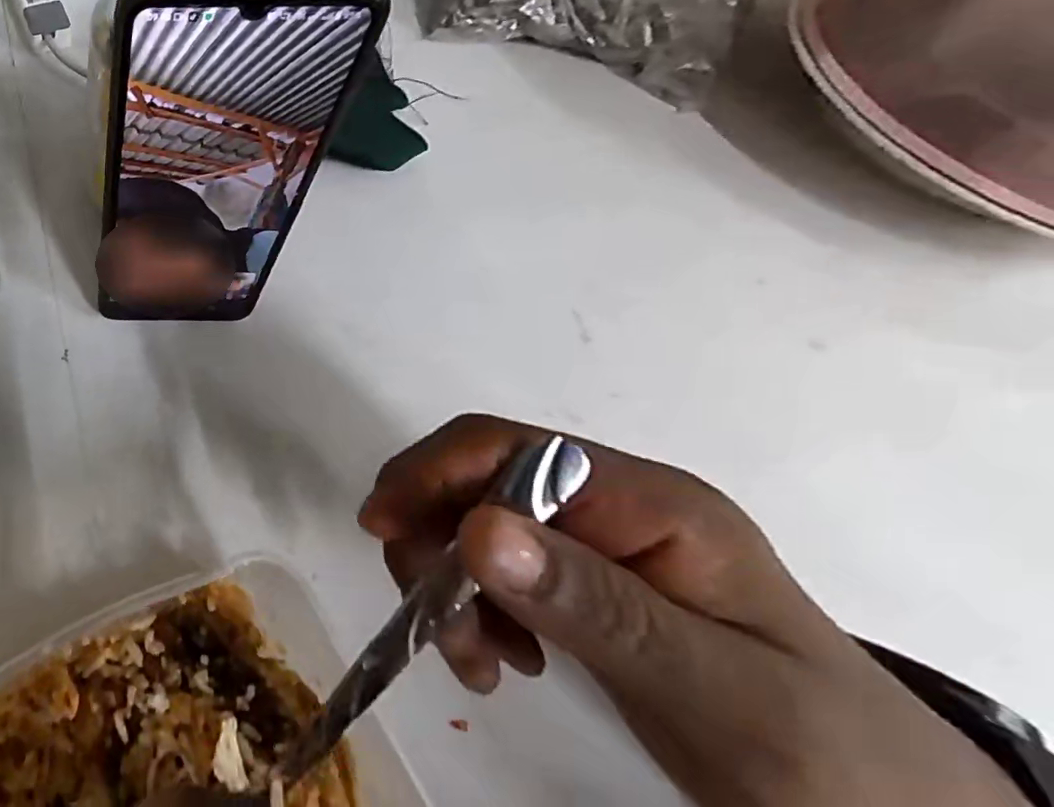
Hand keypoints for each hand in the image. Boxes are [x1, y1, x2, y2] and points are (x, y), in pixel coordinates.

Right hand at [359, 414, 1027, 806]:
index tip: (379, 528)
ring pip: (474, 528)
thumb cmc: (824, 754)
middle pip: (478, 484)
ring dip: (450, 584)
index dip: (431, 473)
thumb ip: (595, 604)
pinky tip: (500, 657)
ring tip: (477, 661)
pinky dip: (473, 607)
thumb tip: (476, 529)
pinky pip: (494, 569)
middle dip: (434, 543)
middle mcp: (613, 505)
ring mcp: (597, 543)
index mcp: (650, 503)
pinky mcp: (584, 581)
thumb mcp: (713, 688)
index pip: (510, 450)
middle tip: (437, 624)